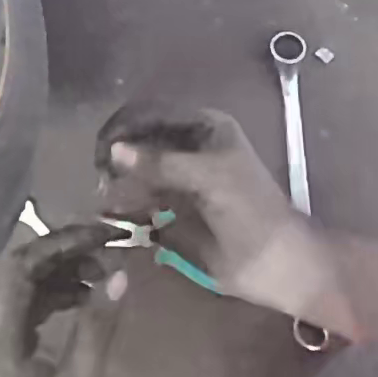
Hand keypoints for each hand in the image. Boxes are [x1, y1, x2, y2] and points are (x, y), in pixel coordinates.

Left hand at [0, 225, 127, 376]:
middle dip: (64, 255)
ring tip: (103, 273)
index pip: (20, 267)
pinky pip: (25, 310)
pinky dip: (54, 297)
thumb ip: (96, 328)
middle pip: (20, 273)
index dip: (61, 243)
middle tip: (107, 249)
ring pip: (23, 289)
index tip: (101, 235)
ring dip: (61, 275)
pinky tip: (84, 298)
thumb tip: (121, 274)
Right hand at [97, 102, 337, 320]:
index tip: (102, 148)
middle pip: (143, 140)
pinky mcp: (177, 206)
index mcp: (204, 126)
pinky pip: (144, 196)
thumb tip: (114, 150)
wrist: (276, 262)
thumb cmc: (249, 209)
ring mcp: (182, 176)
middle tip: (101, 177)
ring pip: (140, 169)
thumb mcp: (206, 177)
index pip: (153, 114)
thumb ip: (160, 162)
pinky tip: (116, 212)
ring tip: (105, 199)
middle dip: (120, 157)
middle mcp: (190, 145)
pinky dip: (128, 202)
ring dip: (121, 182)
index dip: (126, 127)